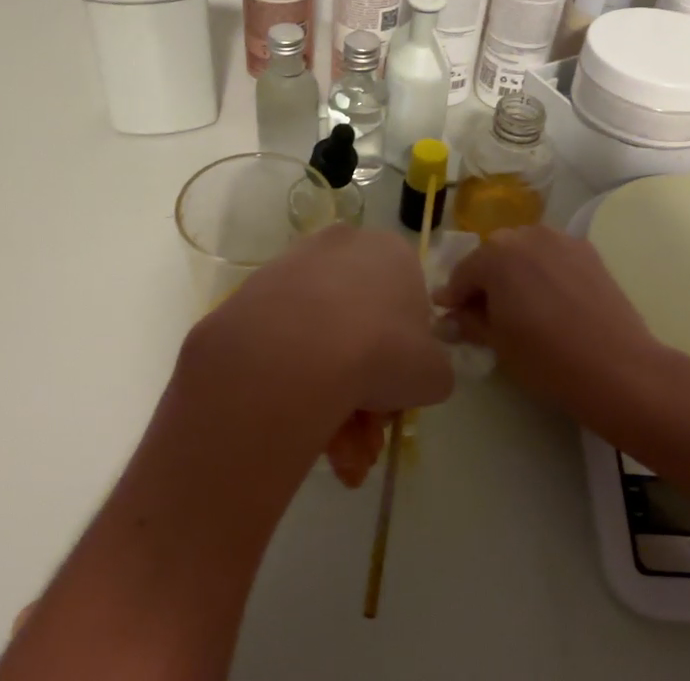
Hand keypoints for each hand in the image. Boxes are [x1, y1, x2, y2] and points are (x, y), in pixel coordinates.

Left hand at [181, 225, 453, 434]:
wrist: (298, 352)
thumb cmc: (384, 351)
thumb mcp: (435, 374)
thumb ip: (431, 369)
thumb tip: (415, 373)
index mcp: (394, 253)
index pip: (408, 304)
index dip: (405, 353)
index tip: (395, 388)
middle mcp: (345, 245)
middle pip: (361, 323)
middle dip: (365, 383)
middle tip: (364, 431)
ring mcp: (295, 264)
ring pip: (320, 337)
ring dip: (331, 392)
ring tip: (334, 444)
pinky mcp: (255, 289)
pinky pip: (284, 339)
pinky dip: (293, 378)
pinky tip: (300, 418)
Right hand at [435, 225, 666, 416]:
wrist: (616, 366)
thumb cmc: (545, 357)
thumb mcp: (497, 342)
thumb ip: (469, 321)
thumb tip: (450, 318)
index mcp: (495, 254)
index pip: (463, 272)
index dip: (453, 296)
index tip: (448, 314)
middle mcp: (526, 235)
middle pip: (494, 254)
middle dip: (484, 278)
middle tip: (483, 310)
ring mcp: (561, 240)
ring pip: (525, 250)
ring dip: (515, 270)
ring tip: (518, 303)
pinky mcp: (588, 251)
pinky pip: (552, 256)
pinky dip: (543, 271)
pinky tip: (549, 299)